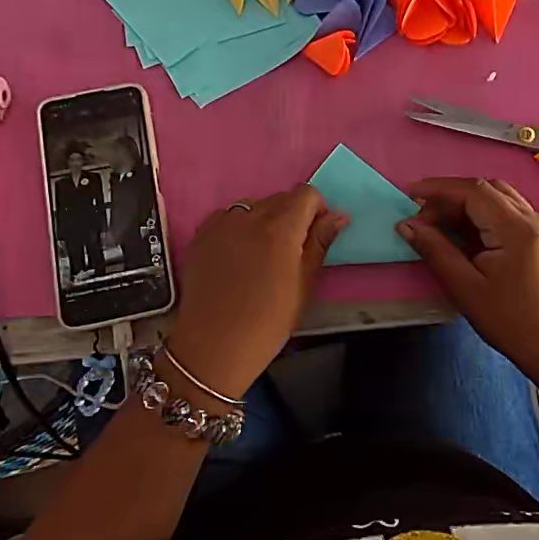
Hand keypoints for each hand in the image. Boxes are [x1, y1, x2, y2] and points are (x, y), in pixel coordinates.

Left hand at [166, 186, 346, 398]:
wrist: (215, 345)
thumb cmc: (269, 321)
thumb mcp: (304, 284)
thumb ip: (320, 243)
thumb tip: (337, 217)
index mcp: (281, 227)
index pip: (306, 194)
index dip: (316, 211)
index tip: (315, 235)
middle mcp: (249, 216)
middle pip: (280, 198)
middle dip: (291, 216)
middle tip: (291, 251)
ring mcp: (221, 224)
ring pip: (251, 207)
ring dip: (263, 221)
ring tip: (261, 256)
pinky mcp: (200, 236)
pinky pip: (225, 219)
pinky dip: (236, 229)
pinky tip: (236, 257)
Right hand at [397, 178, 538, 414]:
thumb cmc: (512, 322)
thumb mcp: (466, 287)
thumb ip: (436, 250)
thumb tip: (409, 225)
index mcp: (517, 227)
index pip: (473, 190)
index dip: (438, 188)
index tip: (409, 196)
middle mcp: (532, 218)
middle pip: (486, 189)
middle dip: (450, 196)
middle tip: (421, 216)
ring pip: (497, 199)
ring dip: (465, 204)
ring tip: (437, 223)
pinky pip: (507, 213)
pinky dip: (480, 215)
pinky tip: (462, 234)